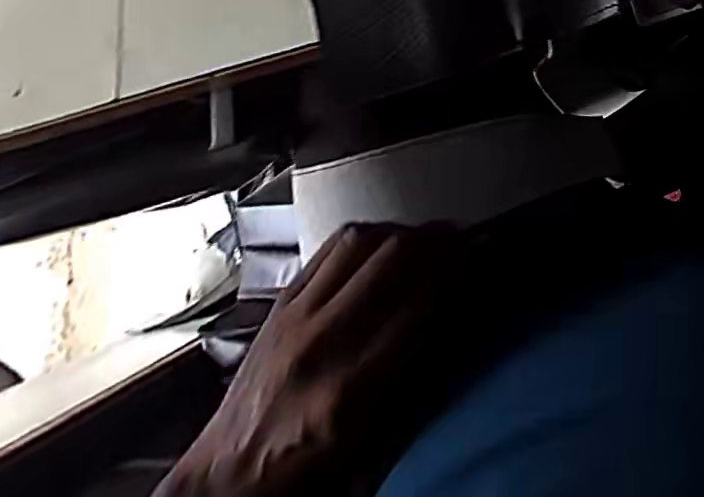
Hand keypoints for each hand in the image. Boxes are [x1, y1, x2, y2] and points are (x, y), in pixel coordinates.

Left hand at [157, 223, 454, 496]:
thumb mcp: (370, 435)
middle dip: (438, 241)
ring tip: (423, 236)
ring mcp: (297, 317)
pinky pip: (329, 247)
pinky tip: (380, 241)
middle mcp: (324, 343)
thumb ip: (411, 369)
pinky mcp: (280, 305)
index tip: (478, 263)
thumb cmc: (306, 466)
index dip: (459, 275)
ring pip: (362, 241)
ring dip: (402, 231)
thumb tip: (449, 307)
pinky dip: (364, 235)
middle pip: (395, 258)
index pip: (423, 305)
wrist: (226, 480)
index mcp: (352, 390)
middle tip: (459, 238)